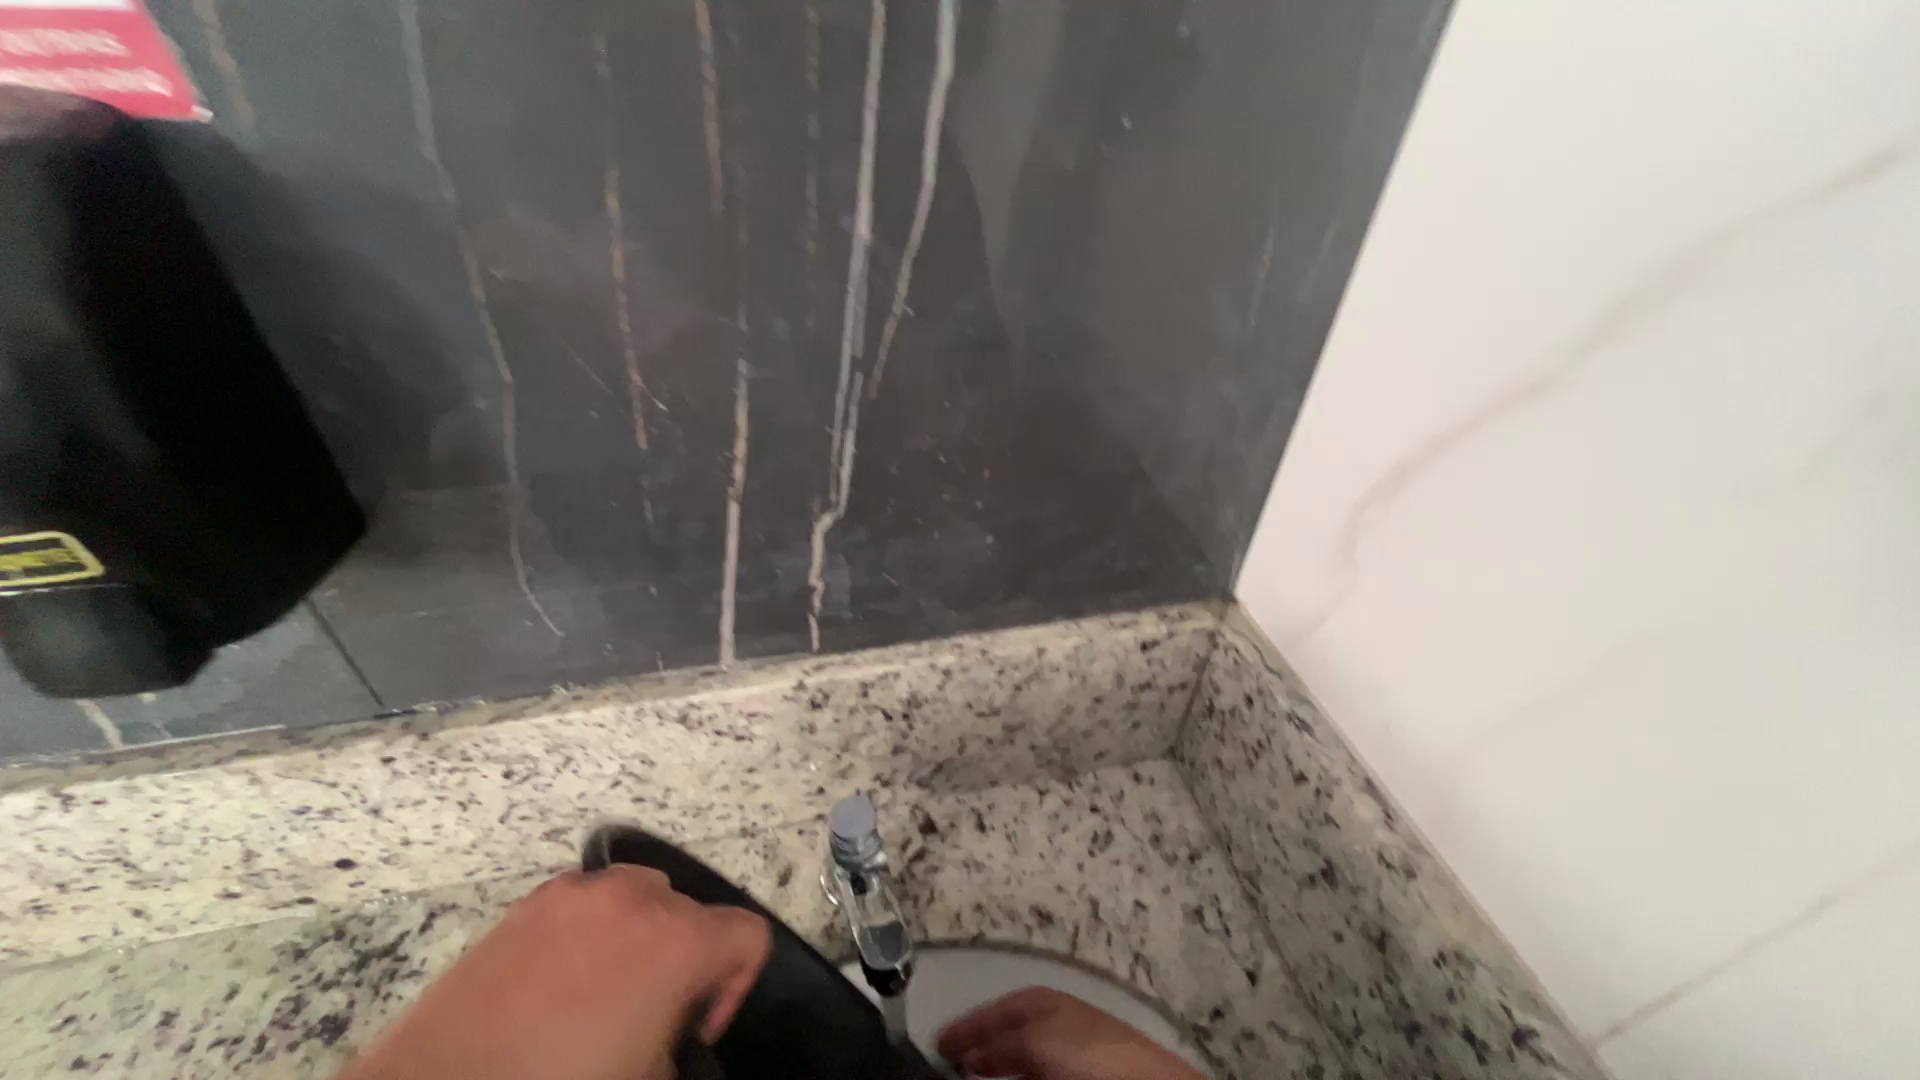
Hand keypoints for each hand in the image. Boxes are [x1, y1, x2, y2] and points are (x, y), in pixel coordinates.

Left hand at [335, 865, 771, 1079]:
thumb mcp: (648, 1075)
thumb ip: (681, 1045)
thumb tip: (672, 1034)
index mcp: (678, 941)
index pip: (749, 936)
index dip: (737, 985)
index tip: (696, 1029)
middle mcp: (638, 898)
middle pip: (693, 913)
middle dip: (683, 962)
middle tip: (649, 1019)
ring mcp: (581, 893)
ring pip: (642, 897)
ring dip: (641, 936)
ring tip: (605, 993)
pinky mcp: (532, 902)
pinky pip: (589, 901)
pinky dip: (592, 929)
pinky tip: (559, 981)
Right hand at [936, 987, 1205, 1079]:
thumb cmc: (1089, 1057)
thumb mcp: (1035, 1044)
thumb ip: (997, 1049)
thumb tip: (966, 1058)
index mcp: (1041, 1001)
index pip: (993, 1011)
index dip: (965, 1029)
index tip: (936, 1048)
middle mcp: (1051, 1023)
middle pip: (1005, 1037)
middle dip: (978, 1053)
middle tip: (949, 1070)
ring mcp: (1066, 1056)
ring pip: (1020, 1063)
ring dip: (996, 1071)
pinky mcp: (1076, 1078)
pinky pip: (1036, 1075)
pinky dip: (1018, 1079)